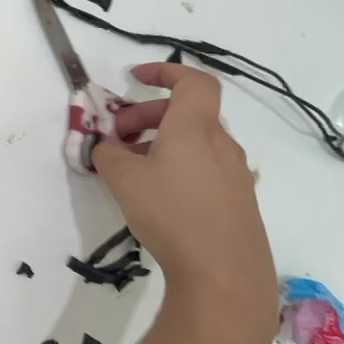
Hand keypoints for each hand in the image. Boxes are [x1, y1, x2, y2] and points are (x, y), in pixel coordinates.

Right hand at [94, 63, 276, 338]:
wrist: (224, 273)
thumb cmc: (170, 214)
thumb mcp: (120, 177)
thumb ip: (107, 152)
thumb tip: (111, 148)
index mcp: (195, 130)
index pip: (194, 82)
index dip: (165, 70)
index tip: (134, 77)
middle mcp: (222, 144)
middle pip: (186, 111)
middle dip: (145, 114)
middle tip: (116, 137)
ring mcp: (235, 172)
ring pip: (193, 139)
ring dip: (158, 140)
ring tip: (130, 167)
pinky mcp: (237, 197)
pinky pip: (203, 163)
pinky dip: (175, 161)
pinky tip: (155, 191)